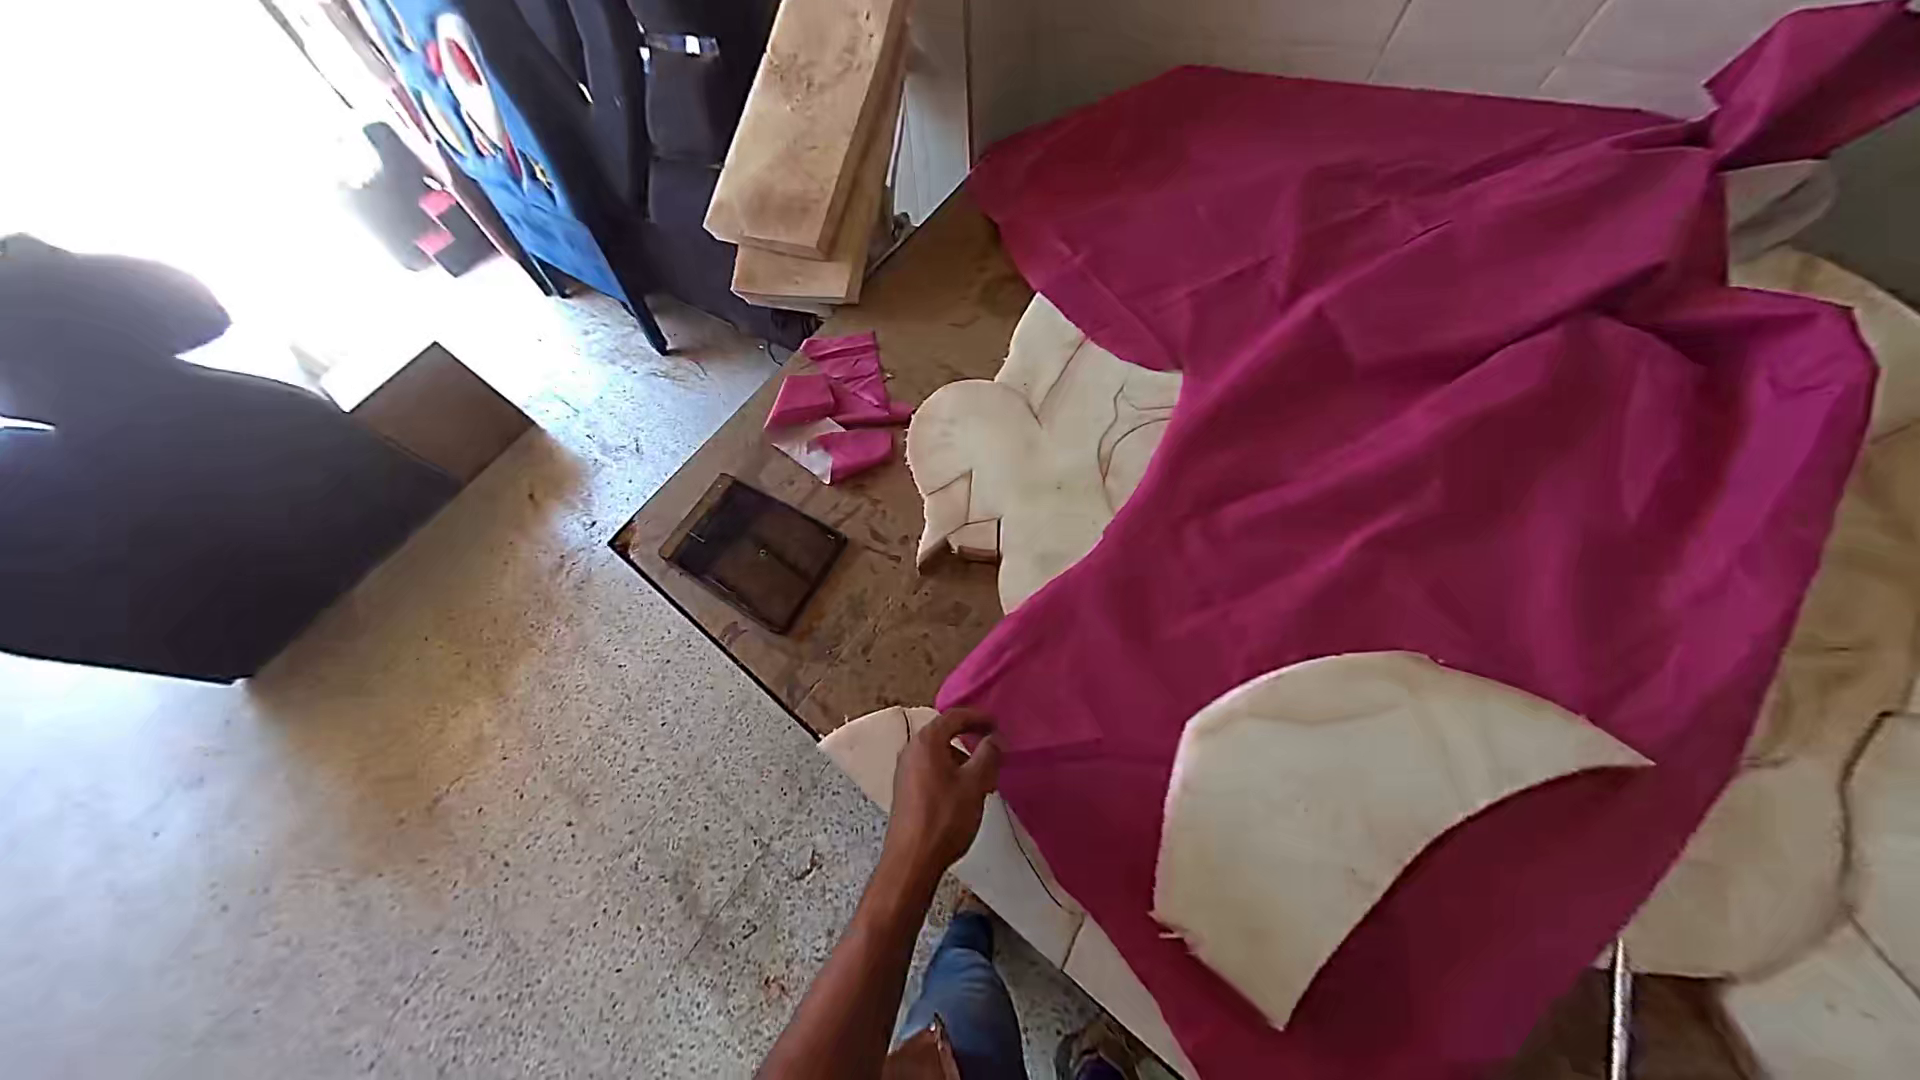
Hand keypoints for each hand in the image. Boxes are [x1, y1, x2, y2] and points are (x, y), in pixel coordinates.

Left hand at [881, 708, 1001, 887]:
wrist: (912, 860)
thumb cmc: (945, 817)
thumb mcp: (975, 783)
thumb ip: (988, 755)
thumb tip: (995, 738)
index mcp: (926, 741)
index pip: (955, 716)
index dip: (979, 717)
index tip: (997, 725)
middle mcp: (911, 749)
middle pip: (945, 733)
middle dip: (971, 739)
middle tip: (993, 751)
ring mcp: (905, 769)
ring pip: (939, 753)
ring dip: (962, 758)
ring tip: (983, 779)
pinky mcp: (905, 789)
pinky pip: (931, 768)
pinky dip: (950, 772)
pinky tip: (964, 794)